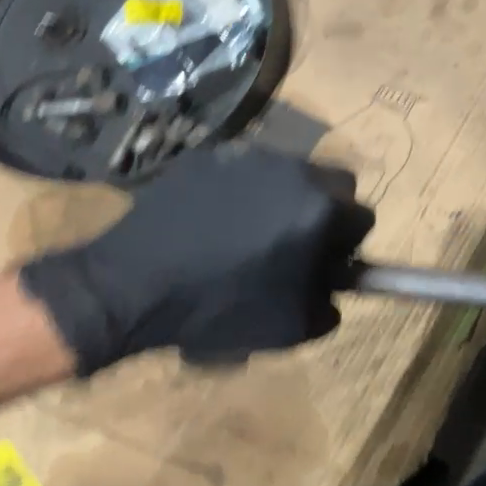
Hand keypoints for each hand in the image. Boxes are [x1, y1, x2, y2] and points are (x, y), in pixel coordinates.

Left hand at [19, 147, 374, 375]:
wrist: (123, 290)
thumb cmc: (214, 310)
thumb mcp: (286, 329)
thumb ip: (327, 307)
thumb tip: (335, 292)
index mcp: (322, 211)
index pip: (362, 218)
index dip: (344, 244)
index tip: (318, 263)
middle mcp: (299, 173)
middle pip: (336, 184)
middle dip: (324, 209)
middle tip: (290, 242)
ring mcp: (255, 158)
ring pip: (292, 173)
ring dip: (283, 197)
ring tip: (243, 233)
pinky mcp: (215, 156)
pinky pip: (245, 170)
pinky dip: (239, 191)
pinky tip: (210, 222)